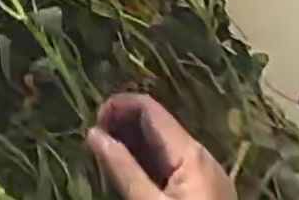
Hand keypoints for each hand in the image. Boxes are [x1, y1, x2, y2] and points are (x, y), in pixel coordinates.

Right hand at [86, 94, 235, 199]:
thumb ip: (122, 168)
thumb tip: (93, 133)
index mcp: (190, 153)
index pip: (146, 107)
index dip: (116, 107)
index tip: (94, 128)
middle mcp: (200, 157)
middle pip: (152, 123)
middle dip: (120, 127)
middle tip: (96, 147)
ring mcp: (204, 177)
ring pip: (159, 145)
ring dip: (130, 146)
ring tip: (107, 163)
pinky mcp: (204, 194)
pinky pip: (168, 165)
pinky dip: (144, 164)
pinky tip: (129, 179)